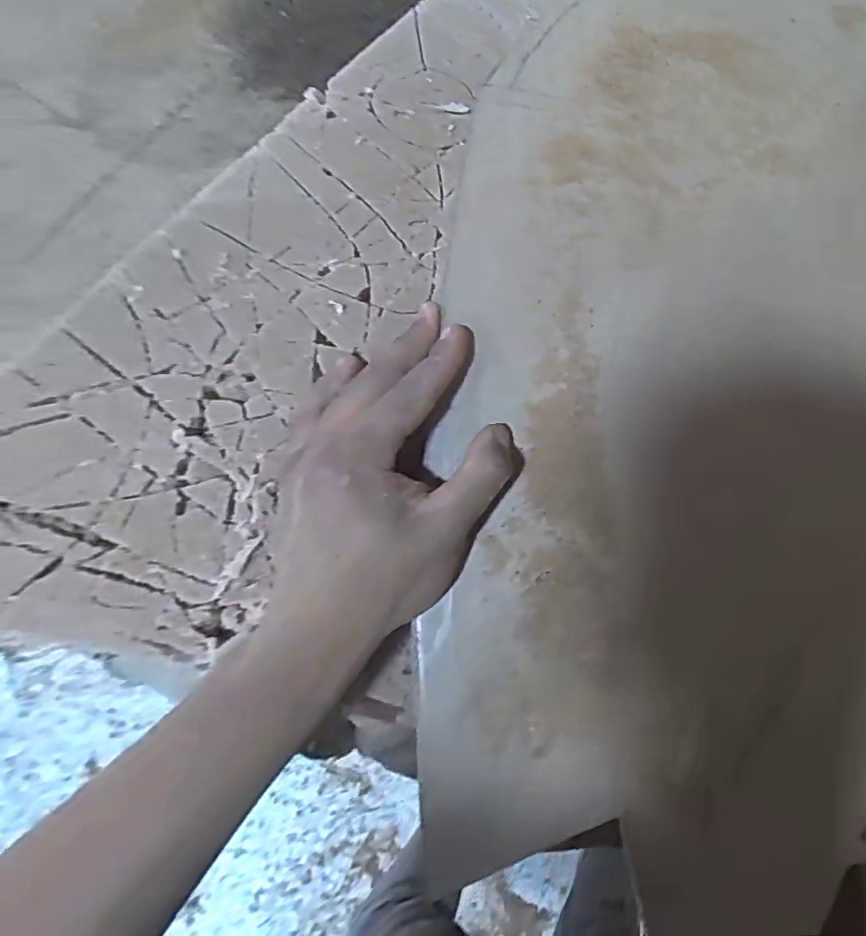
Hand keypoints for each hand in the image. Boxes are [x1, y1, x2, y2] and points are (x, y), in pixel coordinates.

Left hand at [269, 304, 518, 652]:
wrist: (315, 627)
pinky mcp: (292, 480)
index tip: (462, 331)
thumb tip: (498, 430)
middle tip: (429, 312)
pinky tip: (330, 387)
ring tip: (378, 343)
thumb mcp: (448, 529)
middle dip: (403, 348)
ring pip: (332, 399)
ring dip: (365, 367)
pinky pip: (307, 421)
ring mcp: (298, 464)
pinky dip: (324, 395)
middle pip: (367, 385)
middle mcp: (319, 449)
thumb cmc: (388, 577)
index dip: (439, 363)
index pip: (406, 396)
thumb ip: (480, 476)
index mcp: (355, 456)